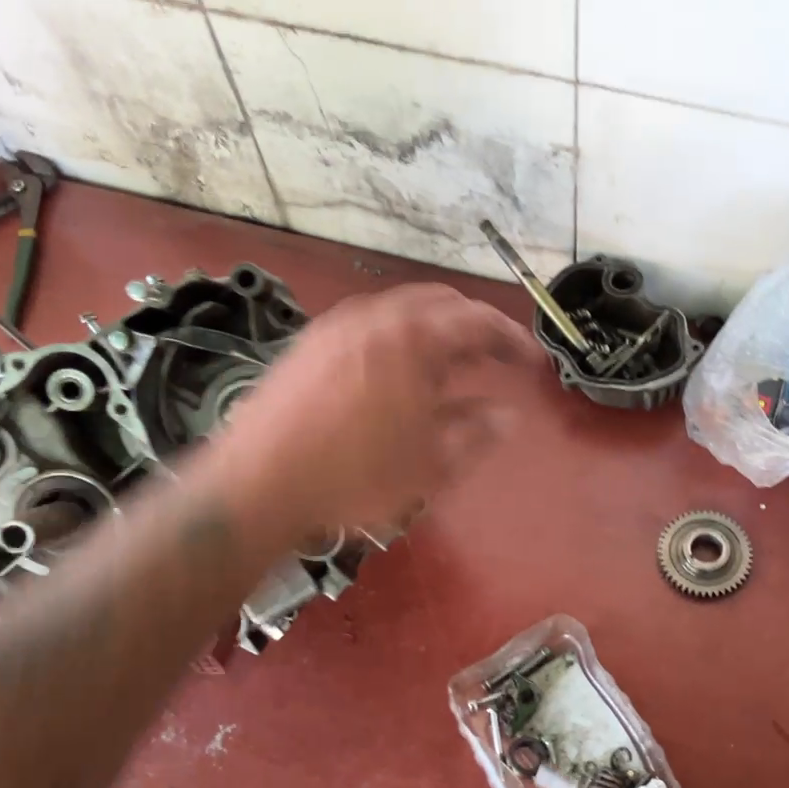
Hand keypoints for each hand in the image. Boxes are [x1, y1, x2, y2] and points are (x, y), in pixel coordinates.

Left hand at [203, 283, 538, 538]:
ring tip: (452, 371)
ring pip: (402, 313)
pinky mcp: (311, 346)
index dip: (513, 339)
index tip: (532, 361)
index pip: (479, 320)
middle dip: (474, 328)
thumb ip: (475, 434)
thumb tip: (506, 416)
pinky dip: (400, 342)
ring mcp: (338, 327)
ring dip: (436, 334)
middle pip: (440, 304)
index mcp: (414, 339)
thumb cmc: (354, 477)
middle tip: (495, 361)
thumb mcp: (429, 465)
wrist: (257, 483)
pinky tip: (401, 379)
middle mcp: (376, 318)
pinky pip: (371, 328)